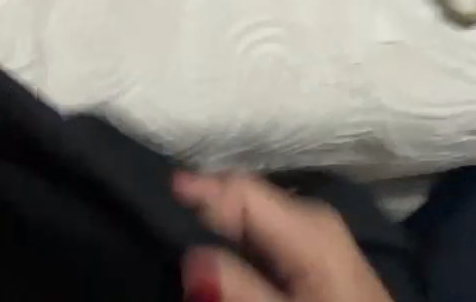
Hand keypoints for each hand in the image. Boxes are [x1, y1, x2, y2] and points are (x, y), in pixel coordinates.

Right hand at [174, 172, 391, 301]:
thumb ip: (240, 288)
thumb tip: (189, 257)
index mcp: (308, 222)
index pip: (238, 186)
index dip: (197, 190)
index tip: (157, 198)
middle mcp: (312, 213)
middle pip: (243, 194)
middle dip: (204, 206)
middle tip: (163, 219)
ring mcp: (318, 229)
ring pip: (251, 210)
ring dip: (219, 222)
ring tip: (184, 232)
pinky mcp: (318, 248)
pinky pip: (265, 227)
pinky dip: (239, 235)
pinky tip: (225, 253)